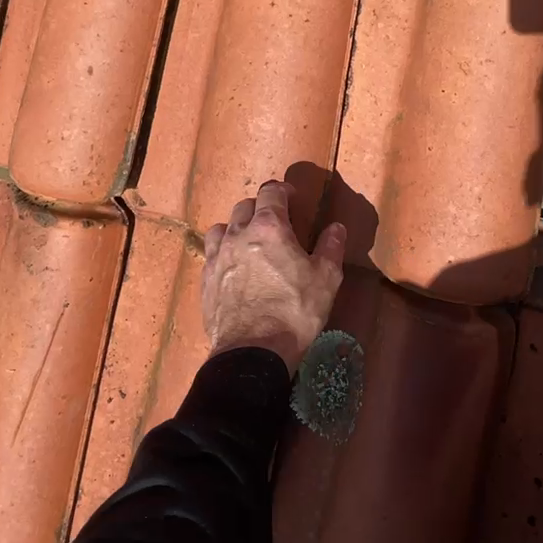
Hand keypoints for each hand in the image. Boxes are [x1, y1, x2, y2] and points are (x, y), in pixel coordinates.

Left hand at [201, 180, 346, 373]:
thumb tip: (336, 228)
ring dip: (237, 227)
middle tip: (276, 221)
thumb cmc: (294, 311)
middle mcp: (238, 234)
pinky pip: (211, 253)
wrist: (252, 352)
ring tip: (249, 241)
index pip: (271, 192)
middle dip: (261, 207)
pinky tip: (233, 267)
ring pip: (222, 227)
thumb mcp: (326, 279)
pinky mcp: (205, 281)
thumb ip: (331, 248)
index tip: (292, 197)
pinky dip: (223, 251)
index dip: (282, 190)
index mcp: (269, 227)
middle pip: (245, 206)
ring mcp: (217, 257)